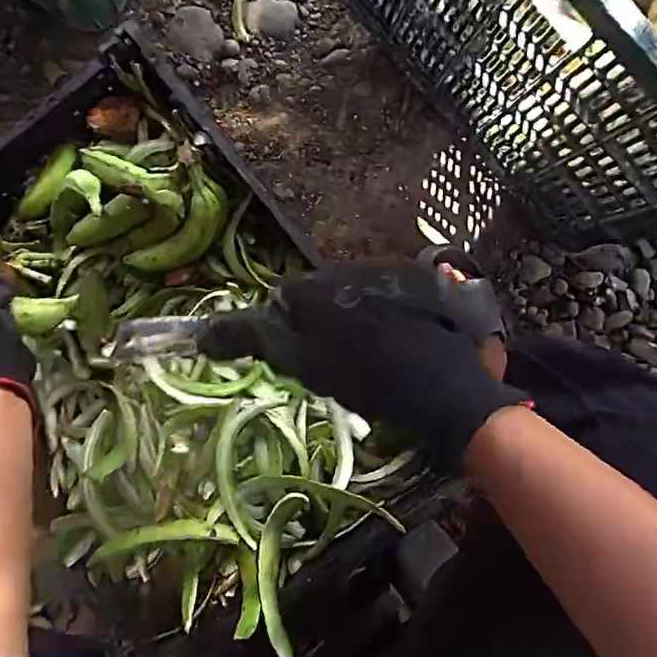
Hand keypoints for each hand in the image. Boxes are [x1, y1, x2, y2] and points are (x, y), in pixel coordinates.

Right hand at [212, 262, 526, 465]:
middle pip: (316, 292)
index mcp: (315, 290)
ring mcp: (385, 269)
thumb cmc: (372, 383)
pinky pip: (383, 289)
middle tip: (337, 358)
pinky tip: (399, 338)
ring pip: (350, 290)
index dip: (286, 329)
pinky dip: (381, 309)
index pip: (281, 299)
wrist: (449, 387)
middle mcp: (346, 269)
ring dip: (349, 313)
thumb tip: (207, 331)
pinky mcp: (417, 277)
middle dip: (317, 318)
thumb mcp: (308, 368)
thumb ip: (259, 342)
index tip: (301, 356)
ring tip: (371, 351)